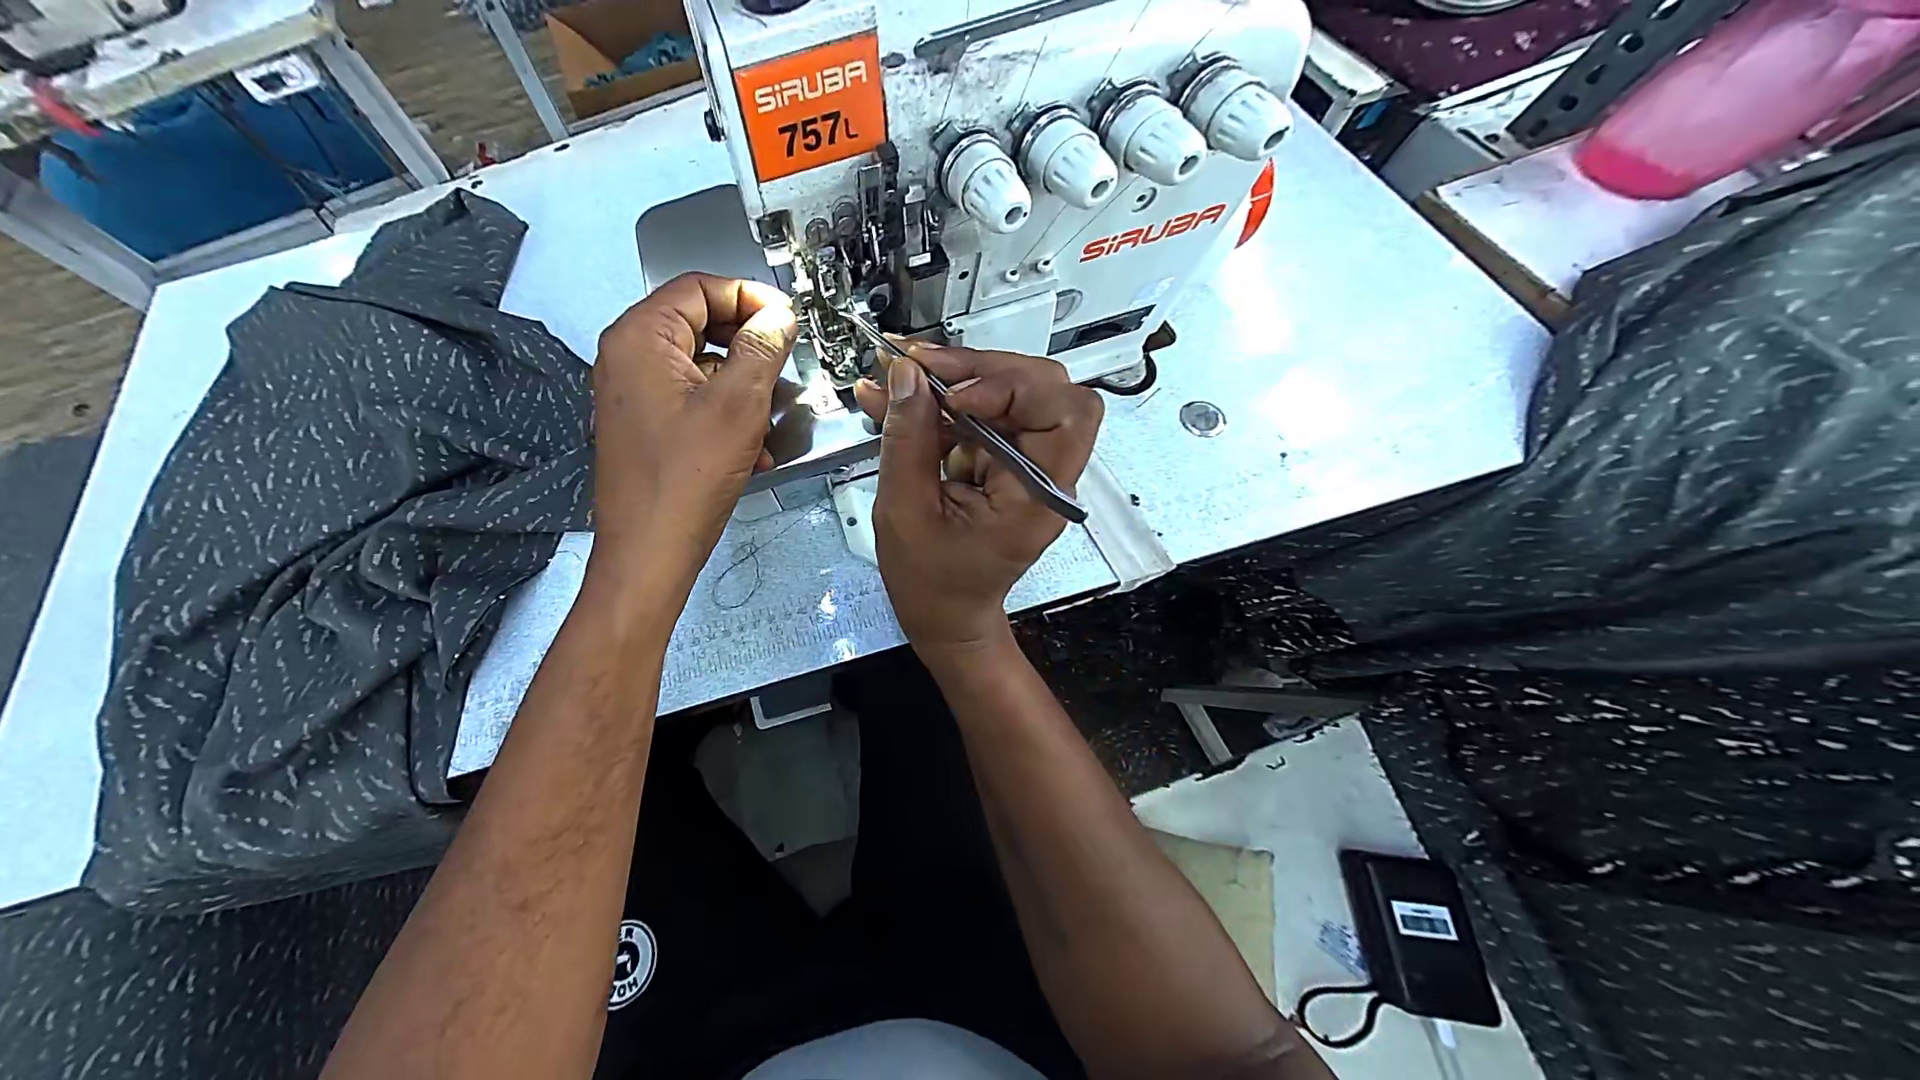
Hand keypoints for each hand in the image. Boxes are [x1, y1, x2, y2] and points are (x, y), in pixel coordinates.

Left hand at [590, 273, 797, 596]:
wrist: (651, 550)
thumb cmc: (681, 484)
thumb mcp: (737, 405)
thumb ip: (762, 350)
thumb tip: (777, 319)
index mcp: (639, 339)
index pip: (699, 287)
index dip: (749, 296)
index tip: (784, 317)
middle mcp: (628, 359)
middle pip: (700, 322)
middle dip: (749, 341)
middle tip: (784, 357)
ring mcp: (635, 394)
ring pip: (702, 363)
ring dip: (743, 381)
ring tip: (769, 410)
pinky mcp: (648, 423)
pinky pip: (694, 398)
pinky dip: (727, 410)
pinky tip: (752, 443)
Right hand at [854, 343, 1102, 655]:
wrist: (946, 613)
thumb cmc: (932, 584)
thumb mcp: (905, 512)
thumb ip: (908, 441)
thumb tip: (908, 376)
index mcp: (1036, 499)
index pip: (1063, 414)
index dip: (1012, 387)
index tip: (954, 395)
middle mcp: (1045, 478)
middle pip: (1043, 389)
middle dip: (980, 370)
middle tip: (922, 368)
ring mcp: (1028, 467)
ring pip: (1011, 393)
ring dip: (956, 381)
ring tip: (899, 382)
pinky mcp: (1006, 461)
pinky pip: (984, 414)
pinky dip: (945, 403)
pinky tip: (902, 403)